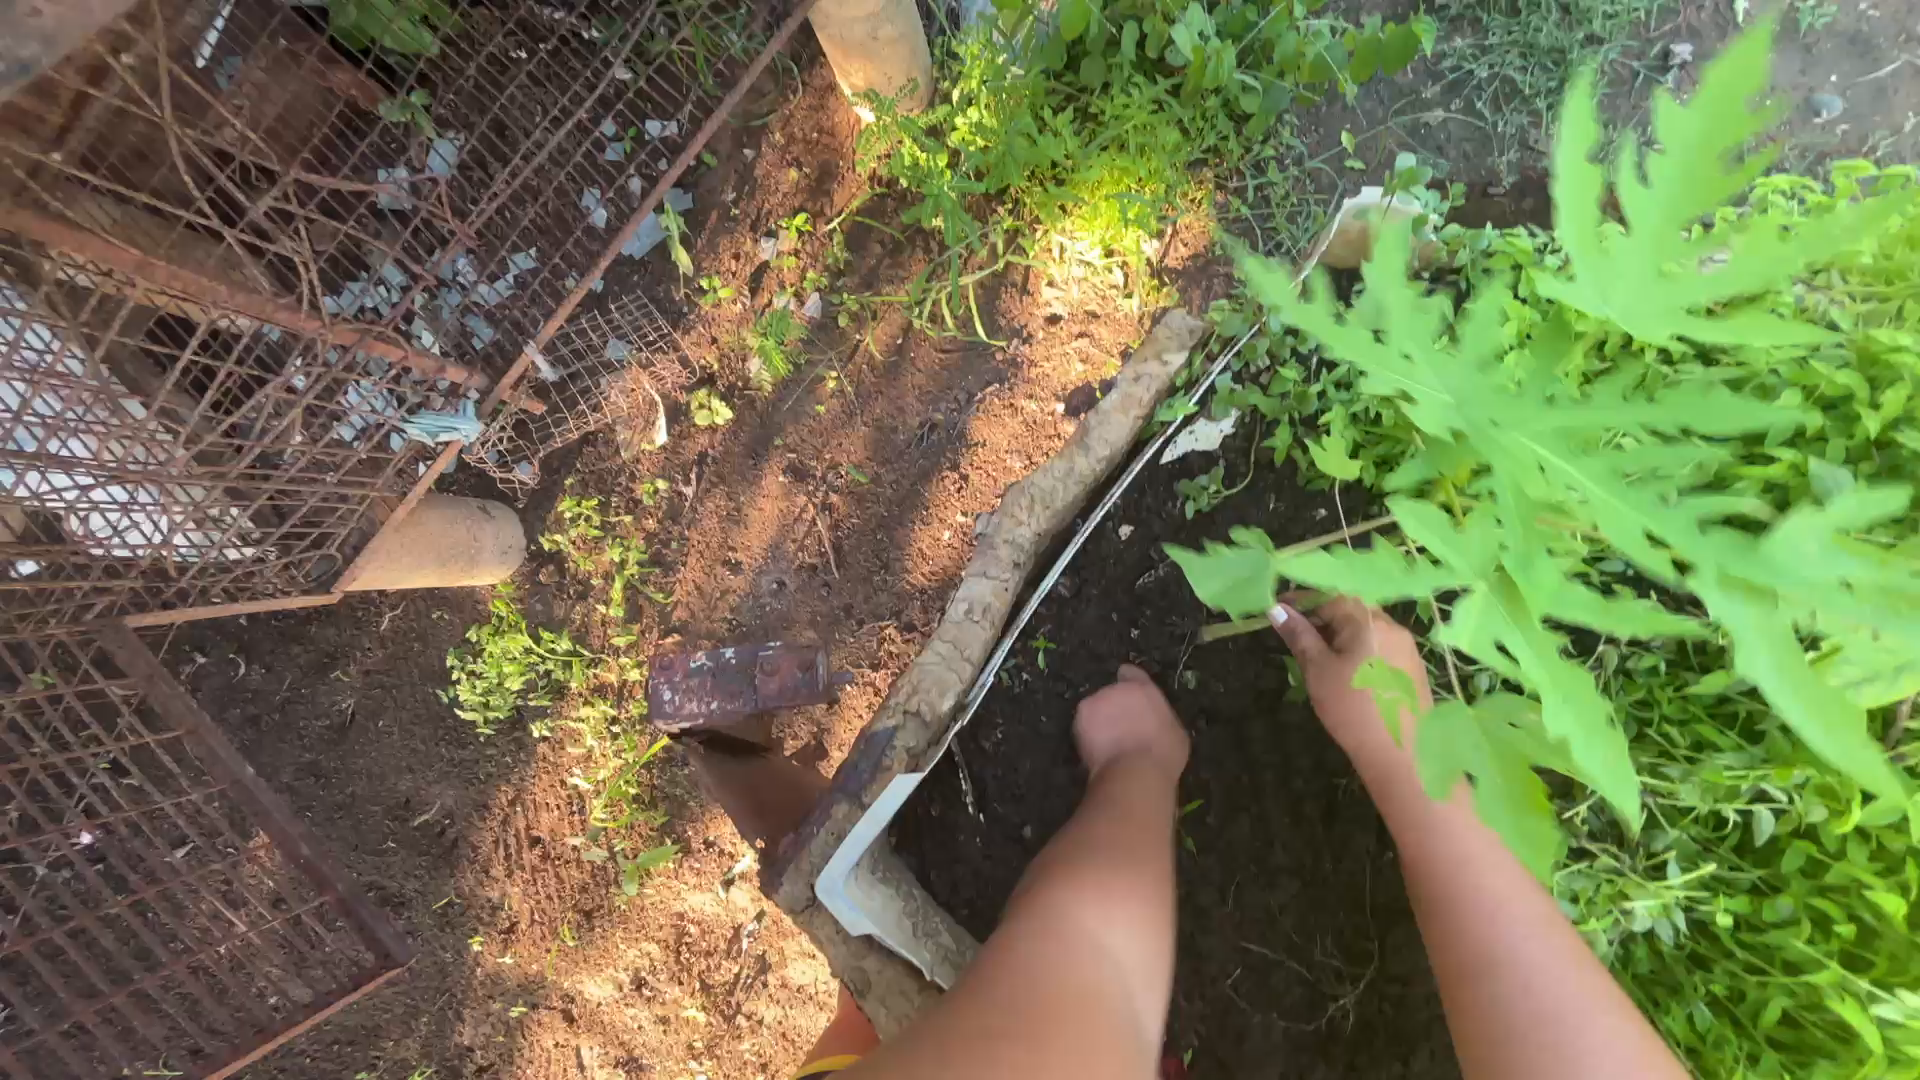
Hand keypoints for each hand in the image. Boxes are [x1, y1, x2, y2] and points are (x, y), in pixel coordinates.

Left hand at [1073, 664, 1189, 782]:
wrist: (1133, 772)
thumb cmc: (1162, 753)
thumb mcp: (1174, 732)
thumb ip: (1159, 716)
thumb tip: (1152, 719)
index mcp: (1141, 688)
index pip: (1130, 673)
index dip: (1129, 682)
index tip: (1130, 695)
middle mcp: (1114, 690)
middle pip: (1112, 695)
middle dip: (1115, 708)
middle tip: (1123, 730)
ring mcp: (1093, 704)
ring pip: (1095, 710)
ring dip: (1101, 721)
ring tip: (1110, 744)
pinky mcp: (1077, 722)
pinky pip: (1085, 726)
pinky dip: (1089, 736)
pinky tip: (1100, 752)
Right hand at [1268, 594, 1430, 762]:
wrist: (1402, 755)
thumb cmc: (1352, 707)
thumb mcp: (1317, 669)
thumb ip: (1298, 635)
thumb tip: (1277, 609)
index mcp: (1368, 621)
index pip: (1329, 596)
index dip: (1301, 600)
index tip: (1278, 608)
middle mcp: (1392, 626)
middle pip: (1351, 609)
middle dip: (1321, 616)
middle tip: (1294, 633)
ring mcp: (1406, 646)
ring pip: (1365, 627)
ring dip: (1339, 632)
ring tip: (1316, 653)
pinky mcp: (1411, 667)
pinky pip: (1378, 644)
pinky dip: (1357, 647)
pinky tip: (1344, 669)